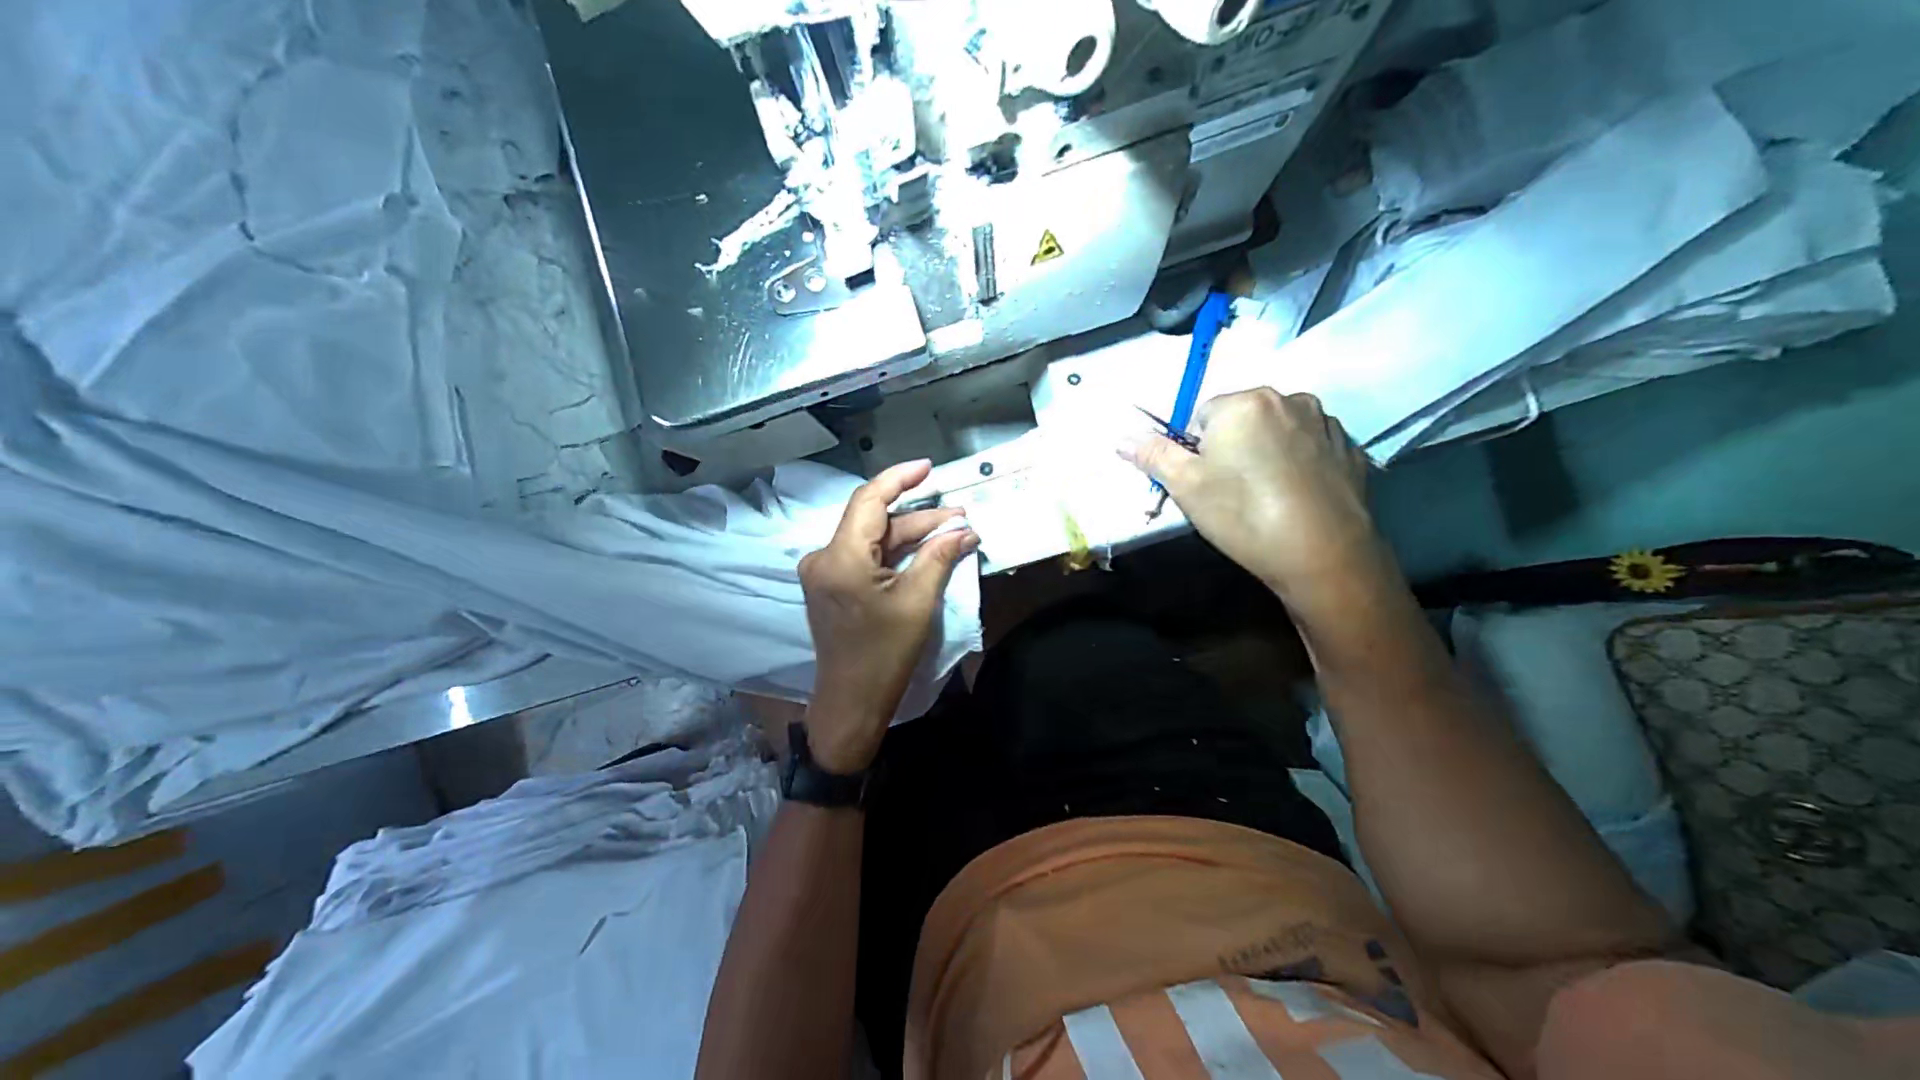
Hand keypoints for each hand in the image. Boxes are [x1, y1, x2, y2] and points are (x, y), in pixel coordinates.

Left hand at [798, 459, 978, 773]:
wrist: (852, 701)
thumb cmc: (885, 654)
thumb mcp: (918, 602)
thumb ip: (938, 557)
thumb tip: (964, 530)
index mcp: (840, 557)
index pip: (869, 500)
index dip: (900, 478)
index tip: (929, 467)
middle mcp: (824, 557)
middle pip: (875, 522)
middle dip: (920, 518)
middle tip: (962, 517)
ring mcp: (824, 572)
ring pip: (873, 540)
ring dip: (910, 536)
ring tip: (953, 532)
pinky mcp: (831, 585)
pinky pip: (865, 557)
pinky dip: (895, 554)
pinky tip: (927, 551)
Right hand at [1122, 389, 1377, 603]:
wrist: (1323, 555)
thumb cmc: (1244, 515)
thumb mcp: (1186, 487)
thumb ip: (1154, 456)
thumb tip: (1123, 438)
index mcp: (1244, 403)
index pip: (1202, 417)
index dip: (1197, 453)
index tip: (1205, 485)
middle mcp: (1289, 399)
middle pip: (1243, 420)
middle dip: (1233, 448)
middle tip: (1231, 493)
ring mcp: (1326, 423)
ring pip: (1279, 433)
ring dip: (1268, 454)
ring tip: (1266, 498)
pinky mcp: (1351, 450)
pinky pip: (1311, 449)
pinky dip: (1300, 466)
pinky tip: (1296, 499)